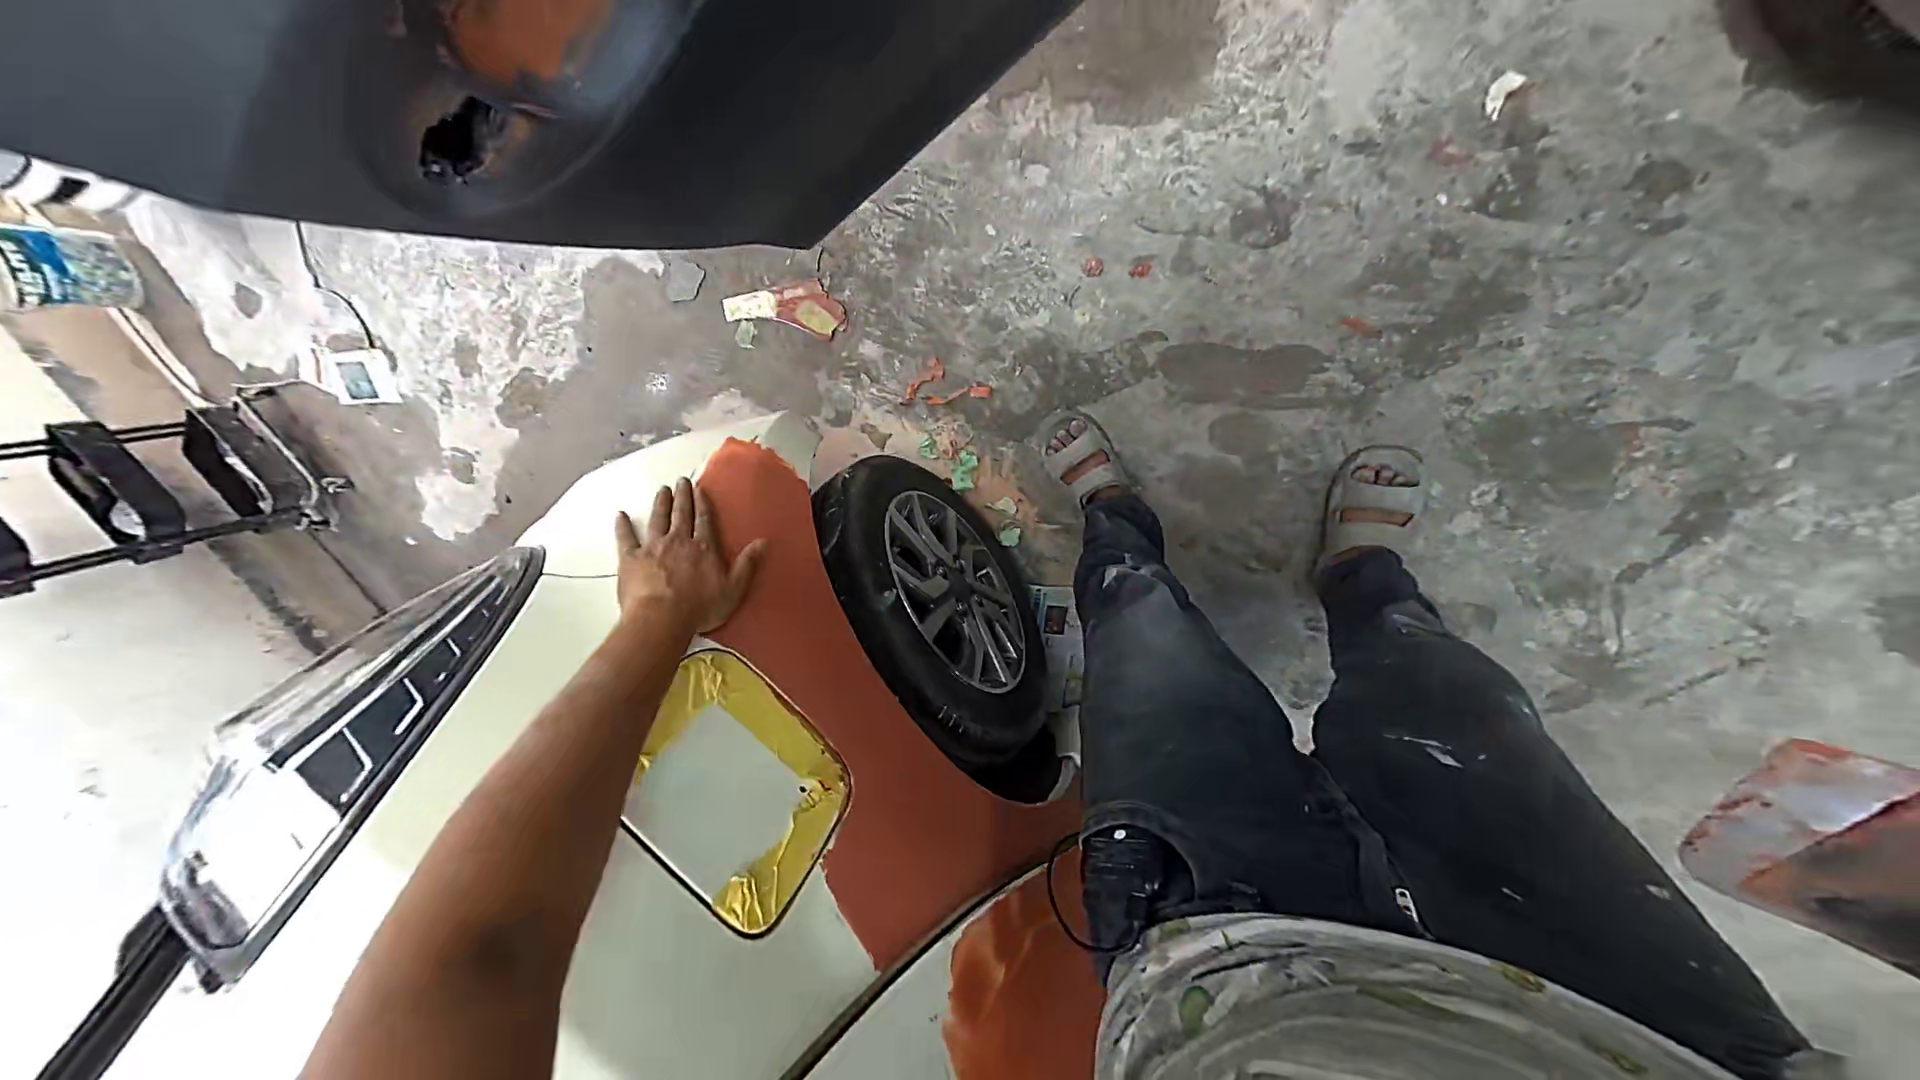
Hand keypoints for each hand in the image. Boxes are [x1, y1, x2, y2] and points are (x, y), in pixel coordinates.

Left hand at [614, 478, 768, 634]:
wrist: (661, 619)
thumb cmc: (699, 607)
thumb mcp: (733, 588)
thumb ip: (747, 564)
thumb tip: (764, 541)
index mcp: (703, 547)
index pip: (704, 520)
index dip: (702, 504)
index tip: (700, 489)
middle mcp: (678, 541)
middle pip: (680, 514)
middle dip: (682, 496)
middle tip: (681, 481)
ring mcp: (652, 548)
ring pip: (657, 520)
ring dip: (660, 504)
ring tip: (662, 490)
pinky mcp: (630, 559)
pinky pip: (625, 538)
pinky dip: (623, 526)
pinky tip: (620, 516)